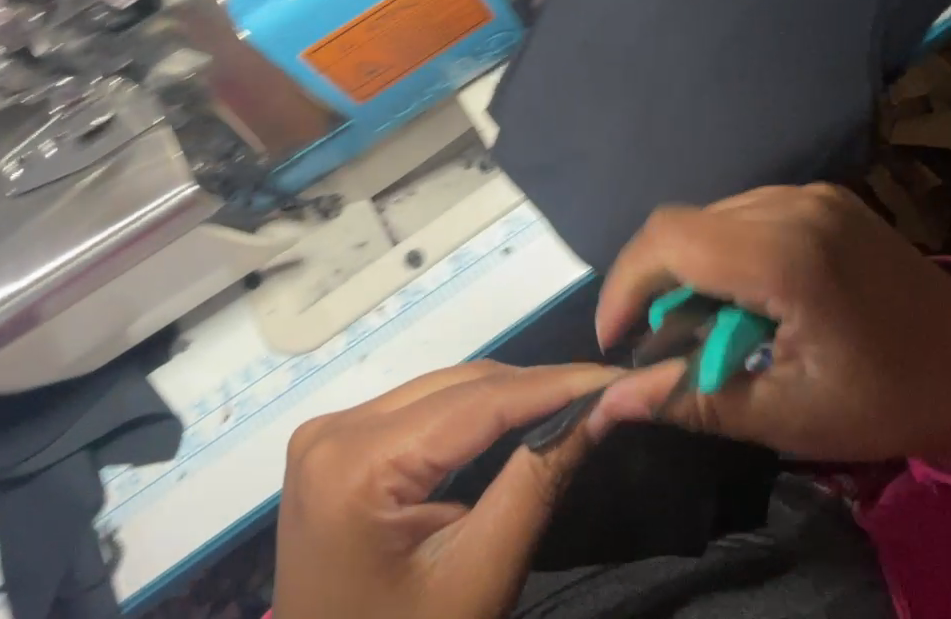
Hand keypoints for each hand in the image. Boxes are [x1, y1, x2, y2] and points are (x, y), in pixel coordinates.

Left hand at [273, 362, 618, 618]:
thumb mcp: (479, 575)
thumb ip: (538, 481)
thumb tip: (604, 405)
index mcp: (356, 462)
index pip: (480, 400)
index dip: (558, 383)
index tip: (621, 375)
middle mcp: (334, 428)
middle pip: (461, 386)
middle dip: (540, 385)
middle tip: (609, 390)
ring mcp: (329, 432)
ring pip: (445, 388)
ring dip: (512, 393)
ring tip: (576, 397)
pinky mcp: (336, 443)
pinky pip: (423, 407)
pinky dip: (477, 409)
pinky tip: (520, 412)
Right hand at [591, 184, 950, 464]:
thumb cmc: (887, 402)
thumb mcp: (785, 416)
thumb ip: (691, 400)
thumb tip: (611, 396)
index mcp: (788, 255)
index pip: (669, 240)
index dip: (624, 285)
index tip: (615, 339)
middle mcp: (796, 205)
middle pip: (684, 224)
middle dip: (653, 282)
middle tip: (657, 342)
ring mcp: (815, 195)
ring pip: (712, 217)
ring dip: (689, 267)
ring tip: (701, 326)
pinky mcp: (827, 198)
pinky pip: (748, 213)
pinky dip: (724, 253)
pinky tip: (741, 297)